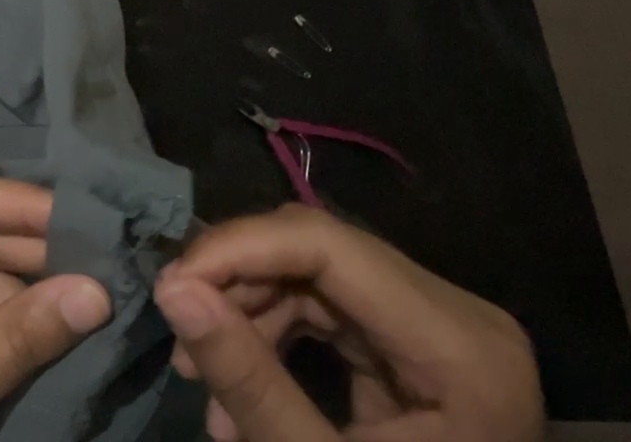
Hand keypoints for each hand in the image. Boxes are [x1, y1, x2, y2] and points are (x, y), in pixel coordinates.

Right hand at [152, 205, 542, 441]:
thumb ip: (250, 384)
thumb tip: (170, 290)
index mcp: (460, 345)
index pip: (327, 245)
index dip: (238, 248)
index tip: (169, 286)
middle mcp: (457, 314)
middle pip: (316, 255)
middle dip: (236, 288)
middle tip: (181, 341)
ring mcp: (438, 325)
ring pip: (310, 277)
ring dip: (246, 315)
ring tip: (202, 379)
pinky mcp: (413, 344)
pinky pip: (325, 309)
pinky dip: (272, 336)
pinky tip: (239, 385)